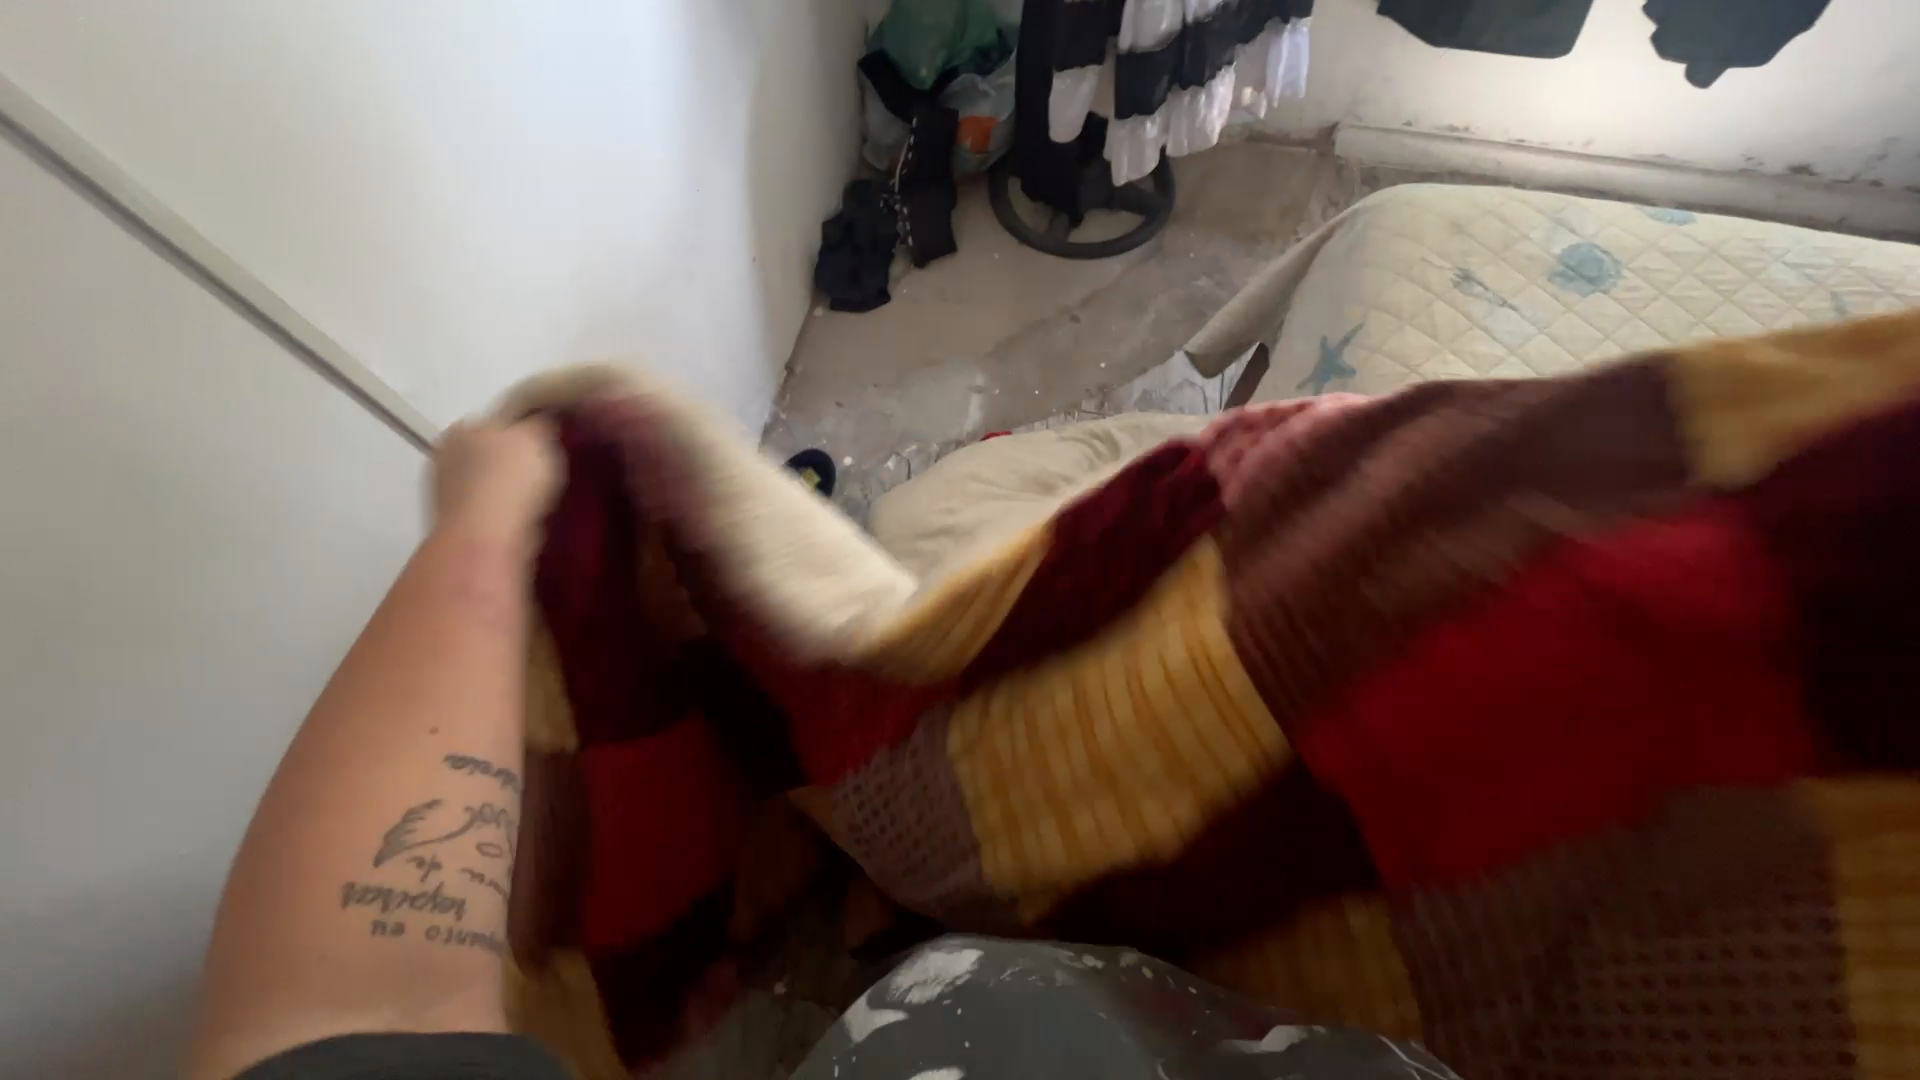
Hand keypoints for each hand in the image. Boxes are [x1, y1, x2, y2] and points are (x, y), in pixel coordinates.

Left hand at [430, 417, 561, 546]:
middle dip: (518, 459)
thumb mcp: (537, 436)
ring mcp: (447, 491)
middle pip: (493, 451)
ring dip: (511, 487)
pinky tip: (527, 516)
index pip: (503, 420)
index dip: (531, 430)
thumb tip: (545, 419)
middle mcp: (447, 454)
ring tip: (544, 497)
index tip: (555, 444)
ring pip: (491, 481)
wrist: (487, 538)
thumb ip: (540, 422)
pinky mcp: (457, 522)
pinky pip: (491, 508)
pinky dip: (506, 510)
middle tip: (552, 471)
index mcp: (463, 427)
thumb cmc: (511, 479)